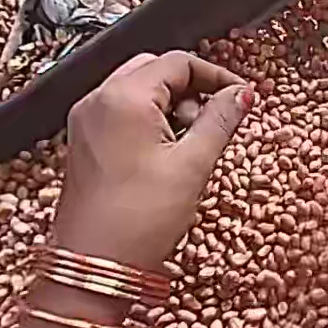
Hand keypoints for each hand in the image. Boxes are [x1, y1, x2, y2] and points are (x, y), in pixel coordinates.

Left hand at [51, 51, 251, 271]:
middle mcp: (97, 100)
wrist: (93, 266)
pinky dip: (150, 119)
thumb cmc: (142, 218)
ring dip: (172, 104)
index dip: (215, 75)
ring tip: (192, 142)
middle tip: (217, 118)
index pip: (177, 62)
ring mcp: (86, 121)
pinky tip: (167, 151)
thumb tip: (243, 93)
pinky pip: (122, 112)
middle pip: (154, 69)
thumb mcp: (192, 165)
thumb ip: (220, 120)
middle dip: (192, 88)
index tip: (240, 97)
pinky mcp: (84, 141)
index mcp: (124, 98)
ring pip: (137, 89)